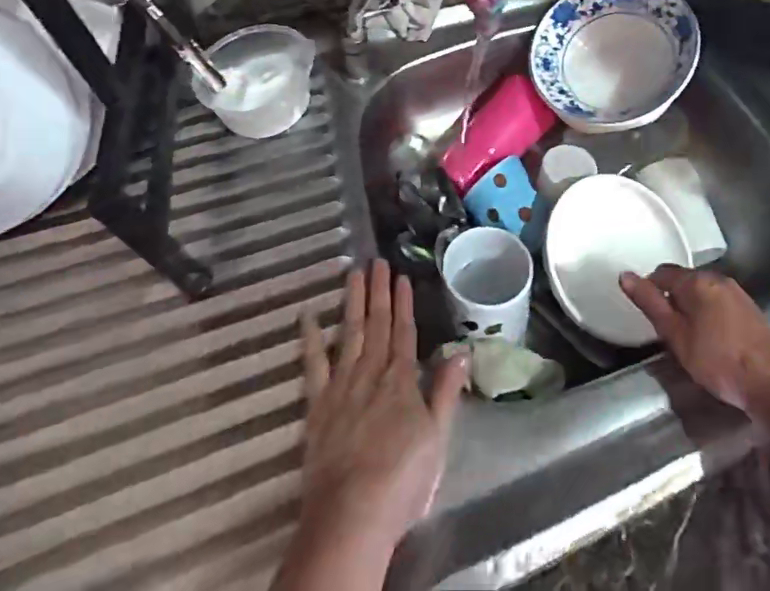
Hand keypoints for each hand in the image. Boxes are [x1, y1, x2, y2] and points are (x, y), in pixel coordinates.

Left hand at [297, 260, 470, 550]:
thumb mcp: (438, 438)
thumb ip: (445, 392)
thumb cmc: (403, 480)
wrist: (352, 509)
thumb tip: (461, 353)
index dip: (403, 304)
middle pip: (376, 324)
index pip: (403, 333)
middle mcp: (371, 372)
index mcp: (401, 381)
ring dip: (351, 301)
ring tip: (352, 273)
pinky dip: (311, 337)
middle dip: (378, 291)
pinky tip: (308, 314)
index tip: (401, 277)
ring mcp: (341, 383)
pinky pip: (313, 361)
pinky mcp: (317, 401)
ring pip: (348, 332)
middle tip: (376, 260)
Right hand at [619, 265, 769, 411]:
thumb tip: (625, 275)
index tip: (649, 315)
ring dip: (691, 309)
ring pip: (702, 294)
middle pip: (683, 282)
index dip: (649, 291)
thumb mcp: (676, 335)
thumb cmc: (720, 362)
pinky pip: (719, 304)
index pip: (660, 273)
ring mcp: (739, 294)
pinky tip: (711, 340)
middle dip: (671, 300)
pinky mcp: (752, 311)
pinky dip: (709, 315)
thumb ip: (650, 303)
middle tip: (667, 330)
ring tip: (688, 337)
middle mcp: (719, 280)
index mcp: (697, 281)